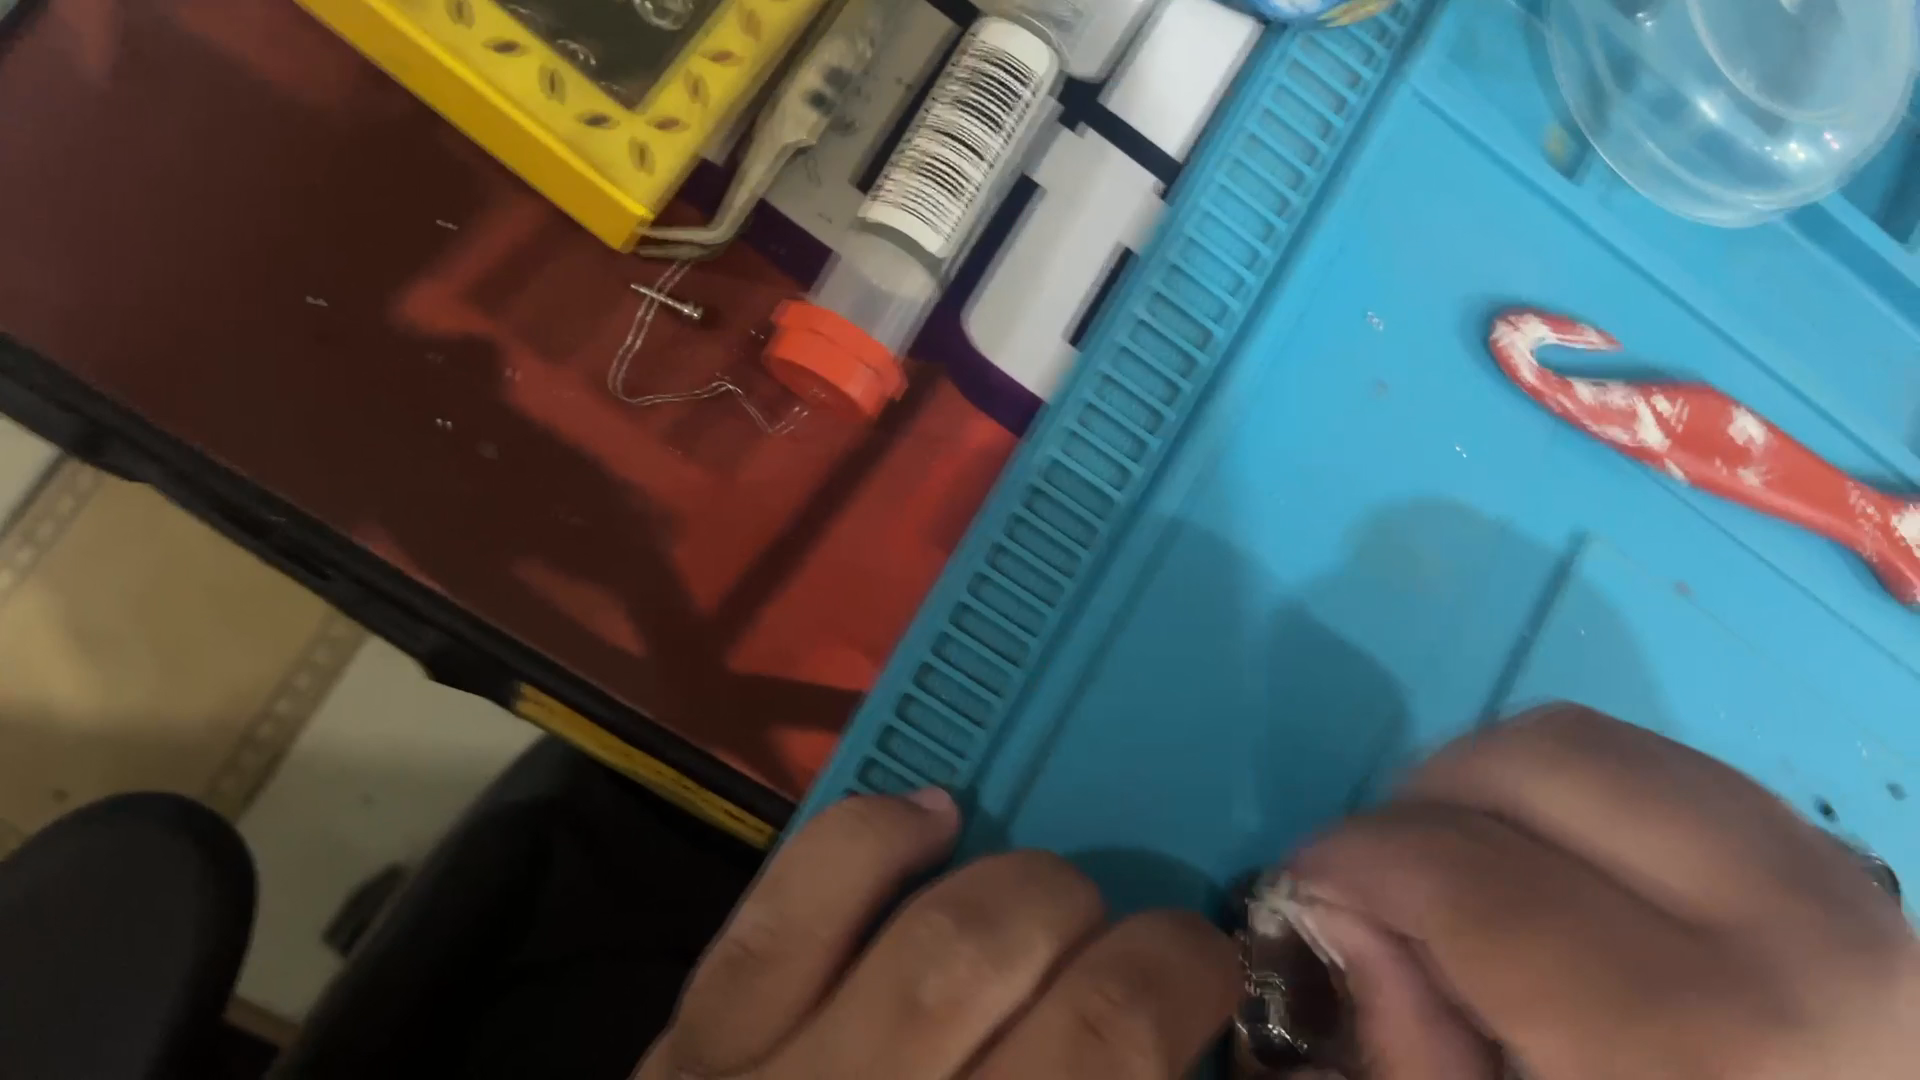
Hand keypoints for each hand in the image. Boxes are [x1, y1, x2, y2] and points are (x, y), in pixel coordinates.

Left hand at [633, 788, 1240, 1079]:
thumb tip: (1204, 1048)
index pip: (1122, 1054)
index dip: (1189, 986)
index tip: (1208, 969)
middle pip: (1074, 1015)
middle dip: (1134, 949)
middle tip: (1133, 950)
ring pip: (946, 940)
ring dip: (1032, 891)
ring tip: (1050, 898)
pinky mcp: (700, 1036)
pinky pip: (796, 901)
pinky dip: (875, 836)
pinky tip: (931, 819)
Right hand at [1284, 705, 1918, 1079]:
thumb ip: (1410, 1049)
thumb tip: (1337, 918)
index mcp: (1703, 1037)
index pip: (1463, 866)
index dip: (1353, 857)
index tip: (1309, 881)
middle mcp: (1799, 935)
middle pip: (1542, 759)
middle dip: (1426, 795)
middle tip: (1388, 869)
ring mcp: (1850, 893)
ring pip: (1603, 746)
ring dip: (1495, 785)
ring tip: (1467, 864)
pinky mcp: (1853, 879)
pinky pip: (1665, 775)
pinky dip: (1574, 798)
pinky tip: (1557, 874)